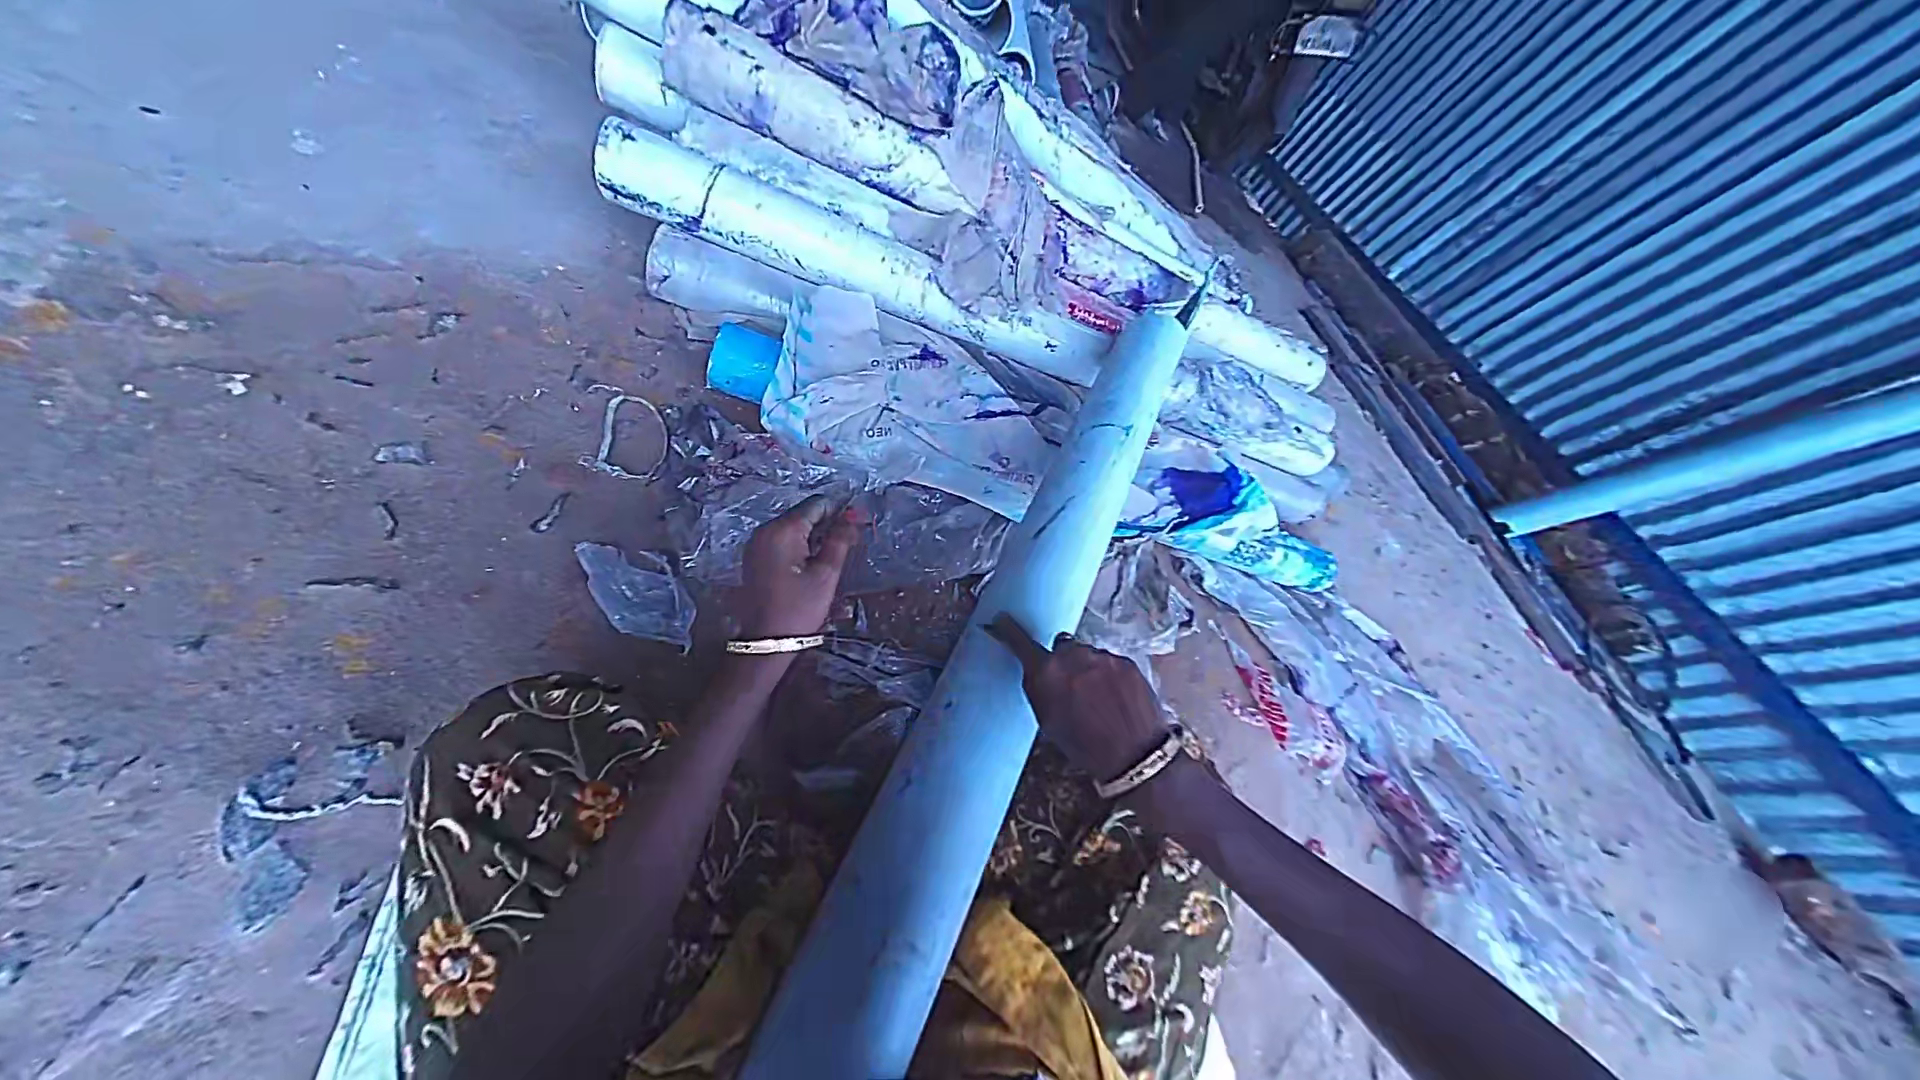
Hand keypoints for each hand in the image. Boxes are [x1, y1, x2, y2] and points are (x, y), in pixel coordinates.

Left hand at [737, 495, 858, 638]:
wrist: (766, 641)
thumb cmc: (799, 608)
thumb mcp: (826, 573)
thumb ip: (840, 539)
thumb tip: (854, 512)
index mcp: (782, 530)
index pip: (816, 505)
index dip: (840, 510)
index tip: (859, 524)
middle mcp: (765, 530)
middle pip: (803, 514)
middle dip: (828, 522)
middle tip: (851, 541)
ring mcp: (756, 543)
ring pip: (793, 527)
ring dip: (815, 534)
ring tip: (835, 552)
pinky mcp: (755, 557)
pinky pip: (782, 540)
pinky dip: (800, 544)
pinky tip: (813, 561)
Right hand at [985, 614, 1171, 781]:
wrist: (1135, 755)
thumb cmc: (1086, 745)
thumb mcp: (1048, 722)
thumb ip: (1038, 688)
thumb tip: (1033, 671)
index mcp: (1046, 672)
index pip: (1020, 641)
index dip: (1008, 630)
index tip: (1001, 619)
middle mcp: (1072, 656)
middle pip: (1061, 648)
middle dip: (1063, 662)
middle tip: (1071, 688)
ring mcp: (1102, 656)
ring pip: (1087, 654)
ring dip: (1088, 669)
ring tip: (1098, 698)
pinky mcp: (1125, 660)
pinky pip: (1109, 661)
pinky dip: (1110, 675)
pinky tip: (1115, 698)